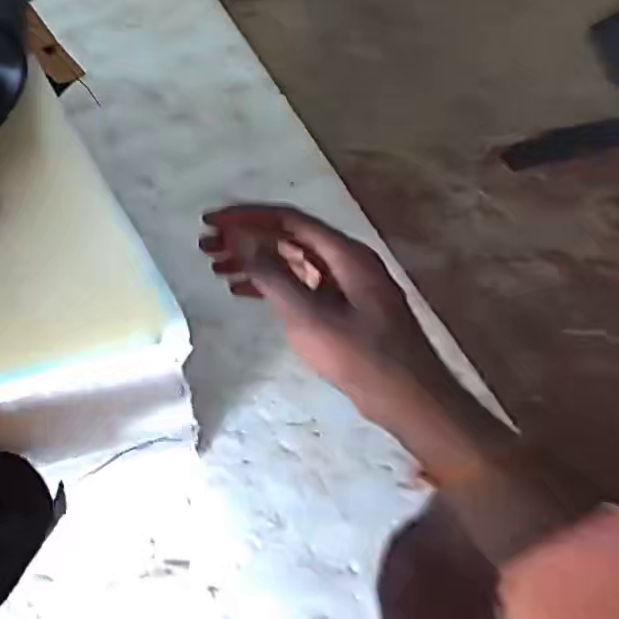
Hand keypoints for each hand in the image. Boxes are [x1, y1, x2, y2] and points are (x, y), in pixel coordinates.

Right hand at [202, 204, 596, 562]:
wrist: (413, 402)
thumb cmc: (360, 357)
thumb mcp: (308, 316)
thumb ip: (271, 274)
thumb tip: (241, 237)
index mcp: (344, 253)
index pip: (286, 219)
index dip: (245, 216)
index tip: (212, 222)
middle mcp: (345, 259)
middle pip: (286, 236)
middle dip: (244, 237)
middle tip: (206, 245)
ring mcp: (345, 282)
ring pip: (289, 258)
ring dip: (252, 260)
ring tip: (216, 266)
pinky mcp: (342, 305)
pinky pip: (298, 281)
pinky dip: (269, 282)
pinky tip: (240, 291)